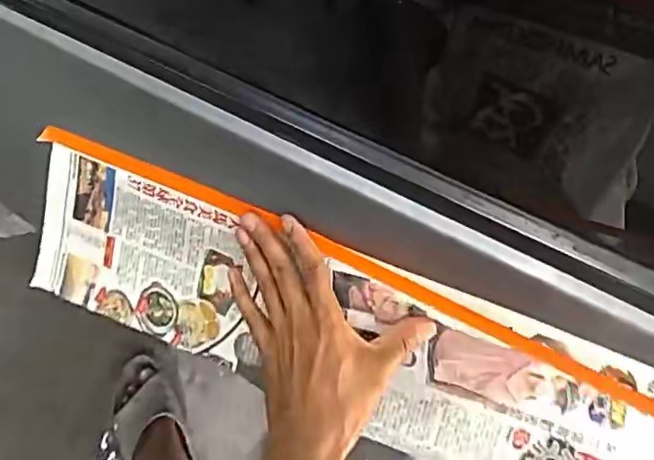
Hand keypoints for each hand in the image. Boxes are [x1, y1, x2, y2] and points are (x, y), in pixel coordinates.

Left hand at [230, 213, 436, 459]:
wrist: (308, 442)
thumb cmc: (339, 409)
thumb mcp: (379, 372)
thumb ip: (400, 341)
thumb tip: (422, 325)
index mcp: (326, 320)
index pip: (312, 269)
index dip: (301, 241)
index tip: (289, 221)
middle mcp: (299, 319)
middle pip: (281, 270)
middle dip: (266, 240)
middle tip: (252, 217)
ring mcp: (280, 332)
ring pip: (263, 284)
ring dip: (251, 256)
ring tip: (241, 233)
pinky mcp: (267, 347)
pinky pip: (250, 313)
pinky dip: (239, 292)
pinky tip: (231, 275)